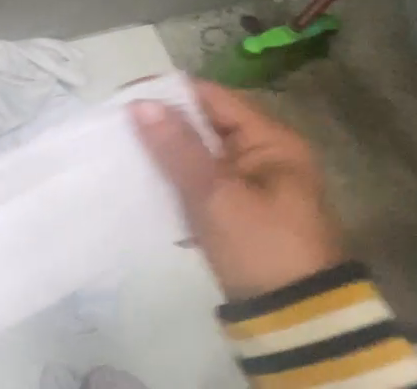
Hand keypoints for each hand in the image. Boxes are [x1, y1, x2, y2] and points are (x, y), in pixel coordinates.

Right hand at [129, 80, 344, 300]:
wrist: (298, 323)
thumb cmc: (260, 247)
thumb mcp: (215, 195)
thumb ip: (177, 147)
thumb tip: (140, 103)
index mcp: (271, 140)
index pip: (211, 97)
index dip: (167, 93)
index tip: (123, 99)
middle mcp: (266, 154)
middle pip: (205, 122)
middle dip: (162, 123)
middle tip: (117, 126)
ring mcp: (255, 184)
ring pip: (200, 152)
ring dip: (166, 151)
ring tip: (123, 151)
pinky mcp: (242, 210)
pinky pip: (202, 179)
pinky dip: (176, 177)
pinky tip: (146, 182)